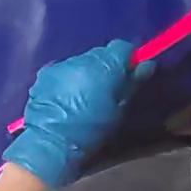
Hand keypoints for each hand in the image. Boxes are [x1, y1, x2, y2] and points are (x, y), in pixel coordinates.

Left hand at [5, 40, 154, 186]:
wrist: (50, 143)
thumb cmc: (91, 130)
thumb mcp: (118, 111)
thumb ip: (132, 84)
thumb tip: (146, 64)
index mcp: (103, 66)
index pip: (122, 47)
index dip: (128, 58)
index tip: (130, 73)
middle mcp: (80, 59)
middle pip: (100, 53)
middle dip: (106, 66)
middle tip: (108, 88)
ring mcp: (60, 65)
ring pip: (81, 61)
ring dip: (87, 73)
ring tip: (85, 95)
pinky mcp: (44, 74)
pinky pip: (64, 71)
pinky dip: (69, 79)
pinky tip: (67, 97)